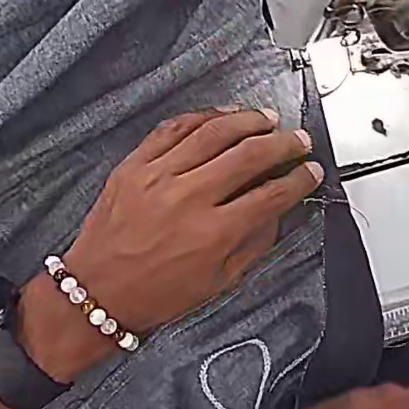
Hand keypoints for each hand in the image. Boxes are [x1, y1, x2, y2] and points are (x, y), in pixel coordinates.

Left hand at [18, 108, 323, 381]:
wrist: (98, 291)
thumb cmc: (155, 293)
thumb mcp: (218, 281)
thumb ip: (254, 243)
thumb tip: (279, 209)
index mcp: (212, 234)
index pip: (271, 194)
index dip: (299, 179)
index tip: (310, 171)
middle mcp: (187, 198)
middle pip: (249, 155)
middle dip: (283, 144)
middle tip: (298, 140)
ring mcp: (158, 176)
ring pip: (213, 132)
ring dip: (248, 120)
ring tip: (268, 119)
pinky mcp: (134, 165)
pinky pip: (173, 128)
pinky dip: (202, 117)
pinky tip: (221, 116)